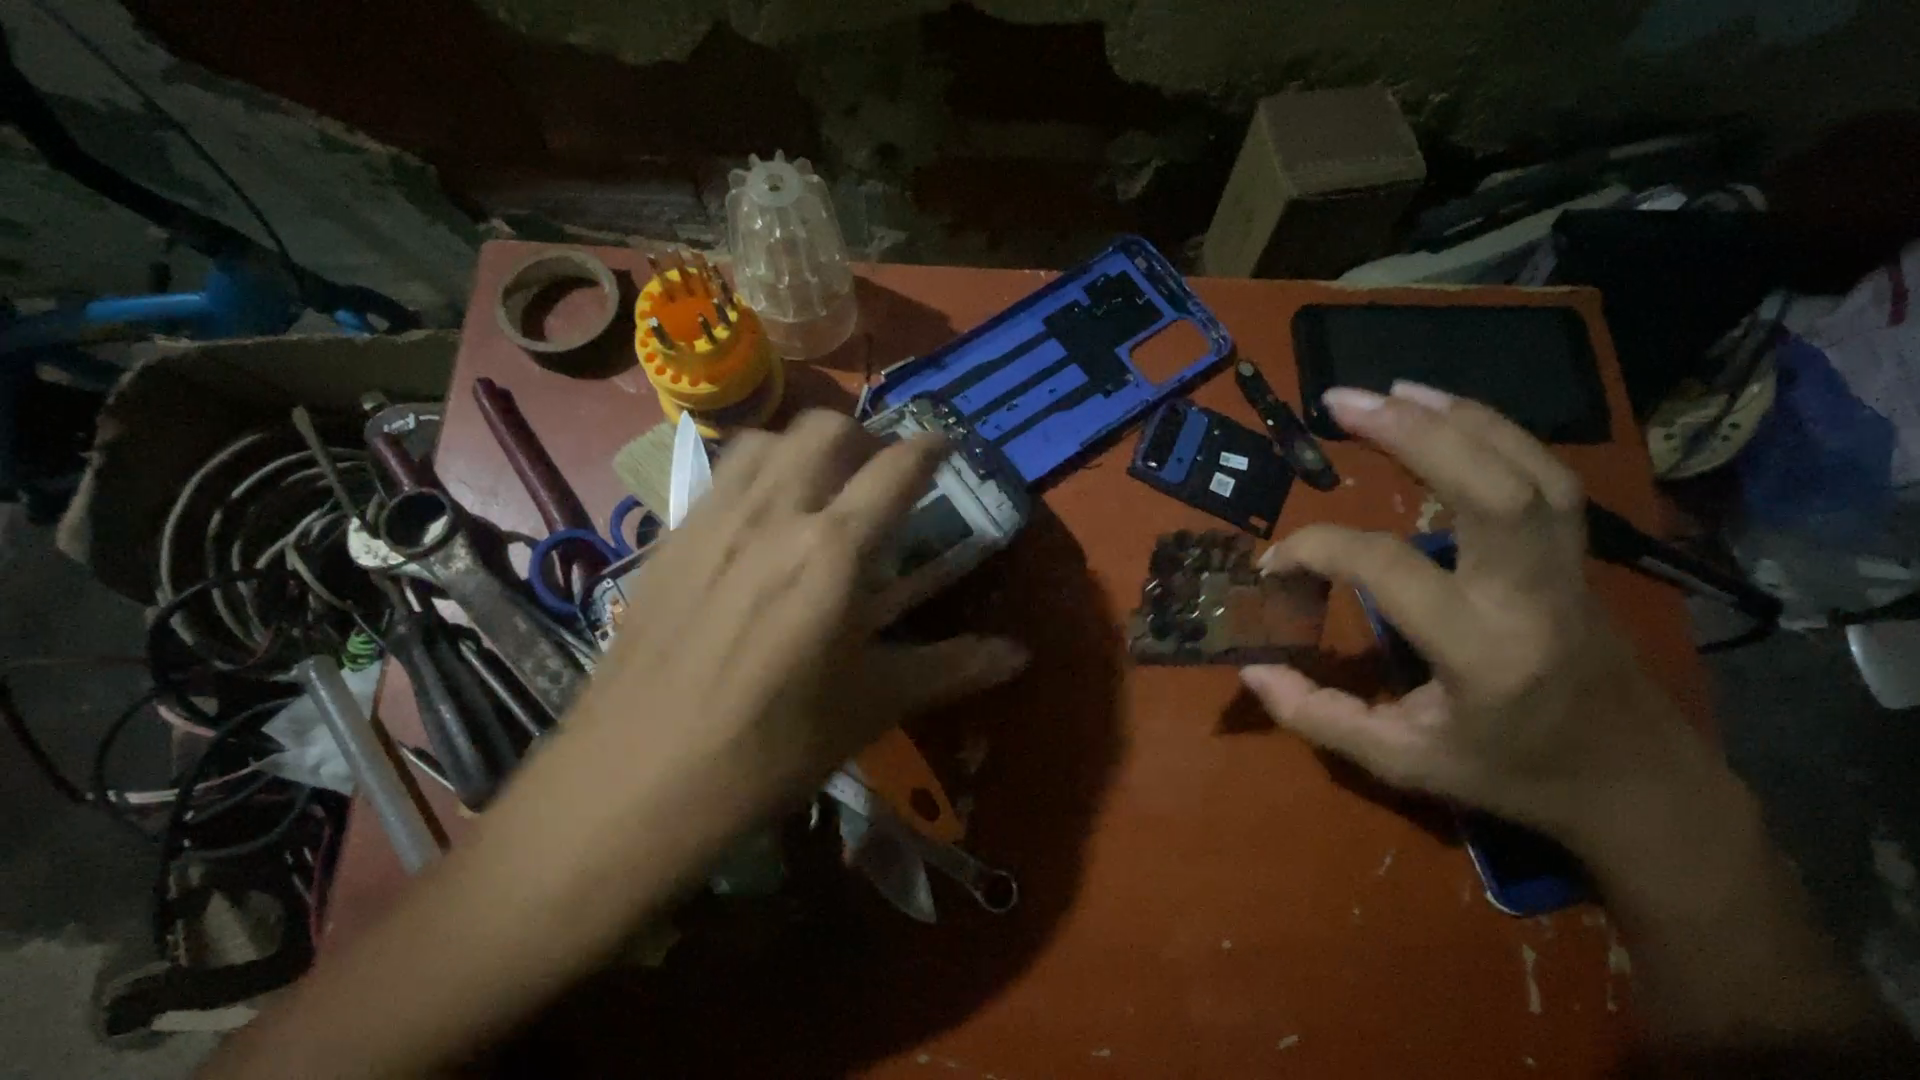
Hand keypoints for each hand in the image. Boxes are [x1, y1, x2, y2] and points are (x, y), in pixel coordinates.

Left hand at [572, 409, 1028, 814]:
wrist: (638, 778)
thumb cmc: (771, 749)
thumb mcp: (871, 706)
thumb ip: (950, 668)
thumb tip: (1019, 656)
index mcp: (834, 551)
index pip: (897, 466)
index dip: (931, 447)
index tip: (945, 449)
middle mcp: (775, 513)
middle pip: (828, 428)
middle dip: (866, 438)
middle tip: (881, 477)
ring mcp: (714, 518)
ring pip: (769, 438)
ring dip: (807, 445)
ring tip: (821, 487)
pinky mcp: (671, 537)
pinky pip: (722, 473)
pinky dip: (757, 470)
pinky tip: (760, 522)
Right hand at [1241, 382, 1709, 846]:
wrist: (1637, 786)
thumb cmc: (1512, 775)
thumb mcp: (1404, 762)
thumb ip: (1320, 717)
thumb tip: (1251, 671)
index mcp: (1481, 650)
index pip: (1386, 568)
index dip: (1317, 550)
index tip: (1274, 562)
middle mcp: (1530, 596)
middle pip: (1491, 489)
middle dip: (1414, 433)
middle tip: (1341, 402)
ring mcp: (1566, 570)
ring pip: (1529, 470)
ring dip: (1458, 418)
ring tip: (1391, 391)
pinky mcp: (1578, 559)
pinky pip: (1545, 477)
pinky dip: (1494, 432)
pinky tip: (1446, 415)